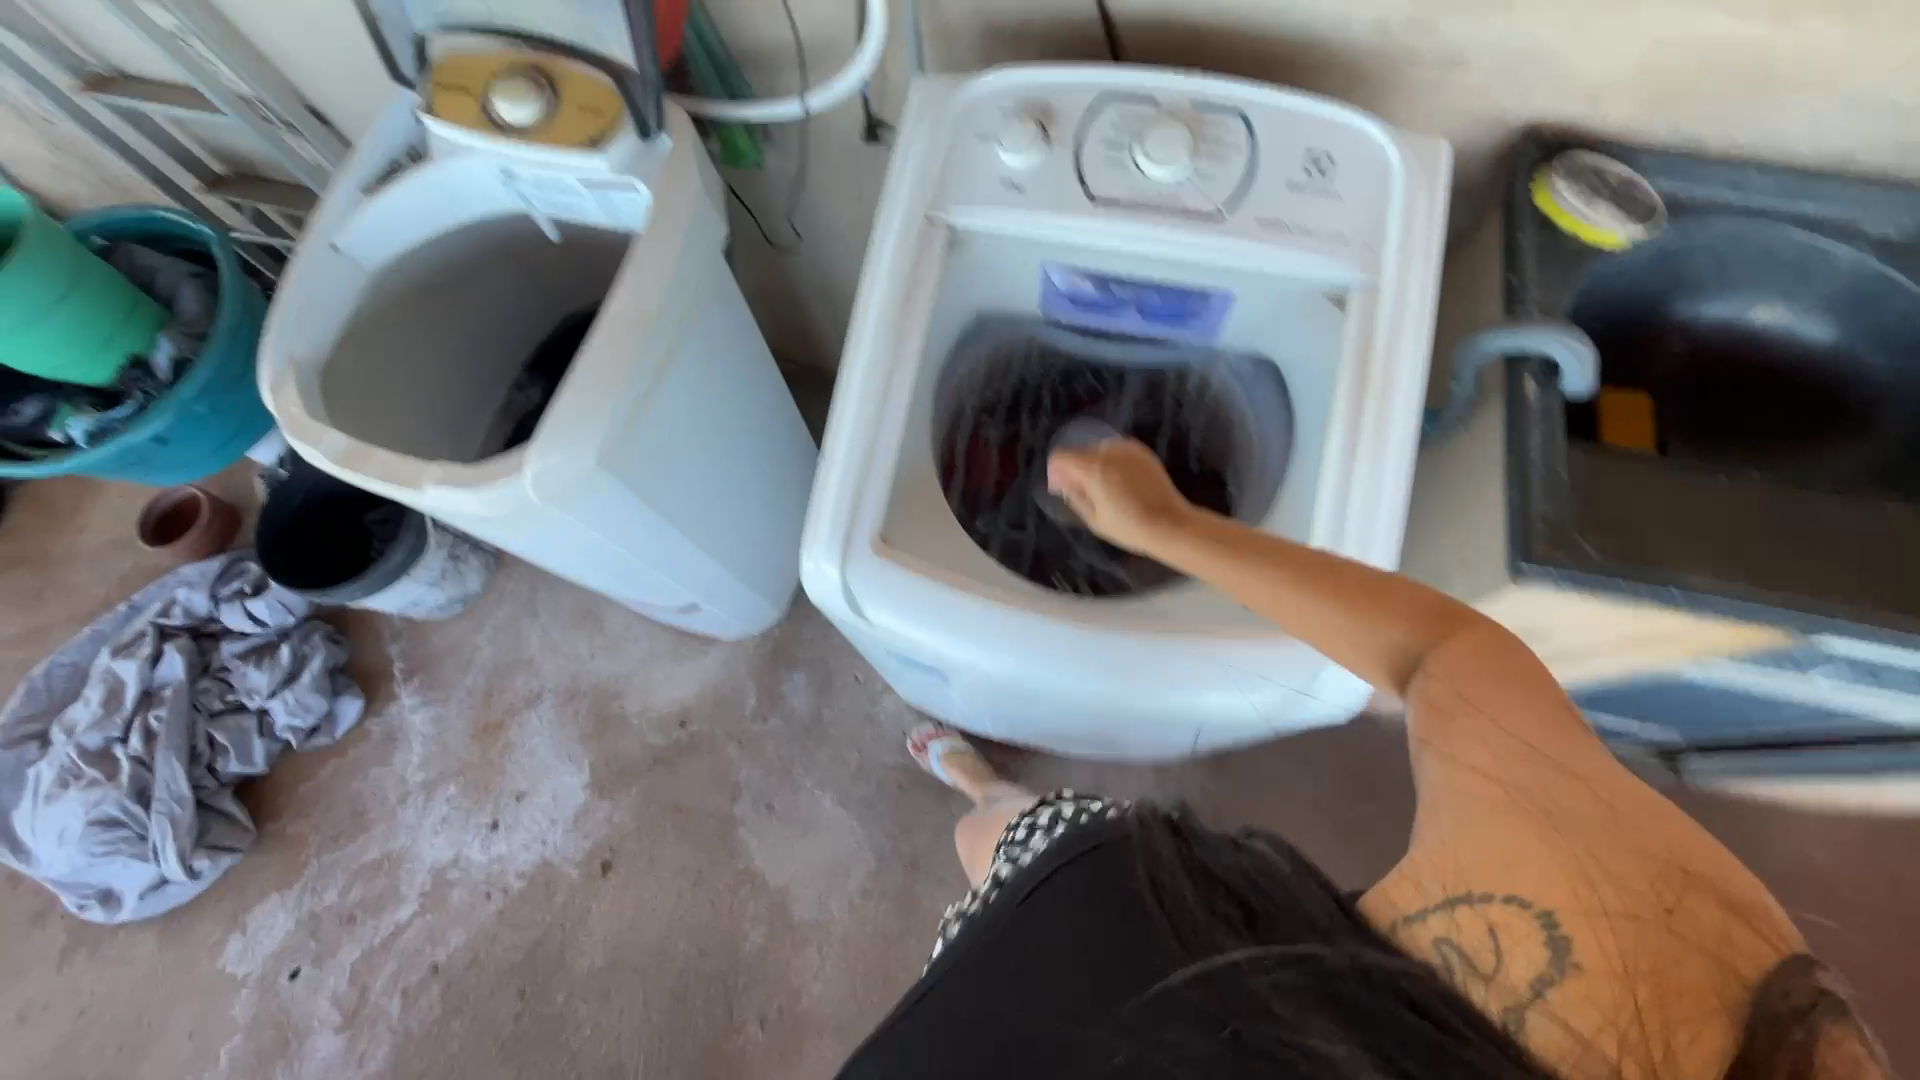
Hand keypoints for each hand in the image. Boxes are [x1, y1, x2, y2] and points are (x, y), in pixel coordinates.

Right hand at [1045, 437, 1195, 554]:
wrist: (1169, 523)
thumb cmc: (1128, 526)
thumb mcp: (1094, 518)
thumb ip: (1074, 495)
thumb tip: (1062, 482)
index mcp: (1093, 468)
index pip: (1061, 456)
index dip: (1056, 470)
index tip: (1061, 486)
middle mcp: (1109, 451)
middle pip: (1080, 451)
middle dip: (1076, 467)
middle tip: (1083, 490)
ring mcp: (1128, 449)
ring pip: (1100, 449)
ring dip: (1095, 463)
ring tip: (1104, 486)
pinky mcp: (1143, 452)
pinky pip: (1118, 451)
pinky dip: (1112, 461)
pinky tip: (1121, 481)